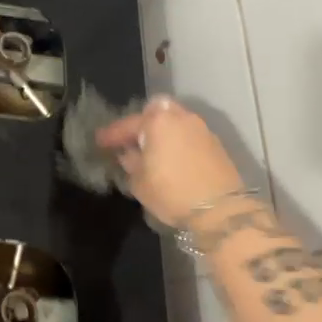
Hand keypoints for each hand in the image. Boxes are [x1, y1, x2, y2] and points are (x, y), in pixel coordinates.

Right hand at [95, 95, 246, 225]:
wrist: (221, 211)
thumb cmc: (171, 192)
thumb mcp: (139, 182)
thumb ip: (131, 163)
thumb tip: (129, 155)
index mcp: (158, 122)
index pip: (128, 124)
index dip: (111, 134)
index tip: (100, 142)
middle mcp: (181, 118)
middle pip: (156, 110)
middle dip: (142, 122)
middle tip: (132, 140)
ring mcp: (201, 129)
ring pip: (175, 121)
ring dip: (162, 131)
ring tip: (152, 150)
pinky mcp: (216, 144)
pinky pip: (188, 134)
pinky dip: (177, 140)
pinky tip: (171, 157)